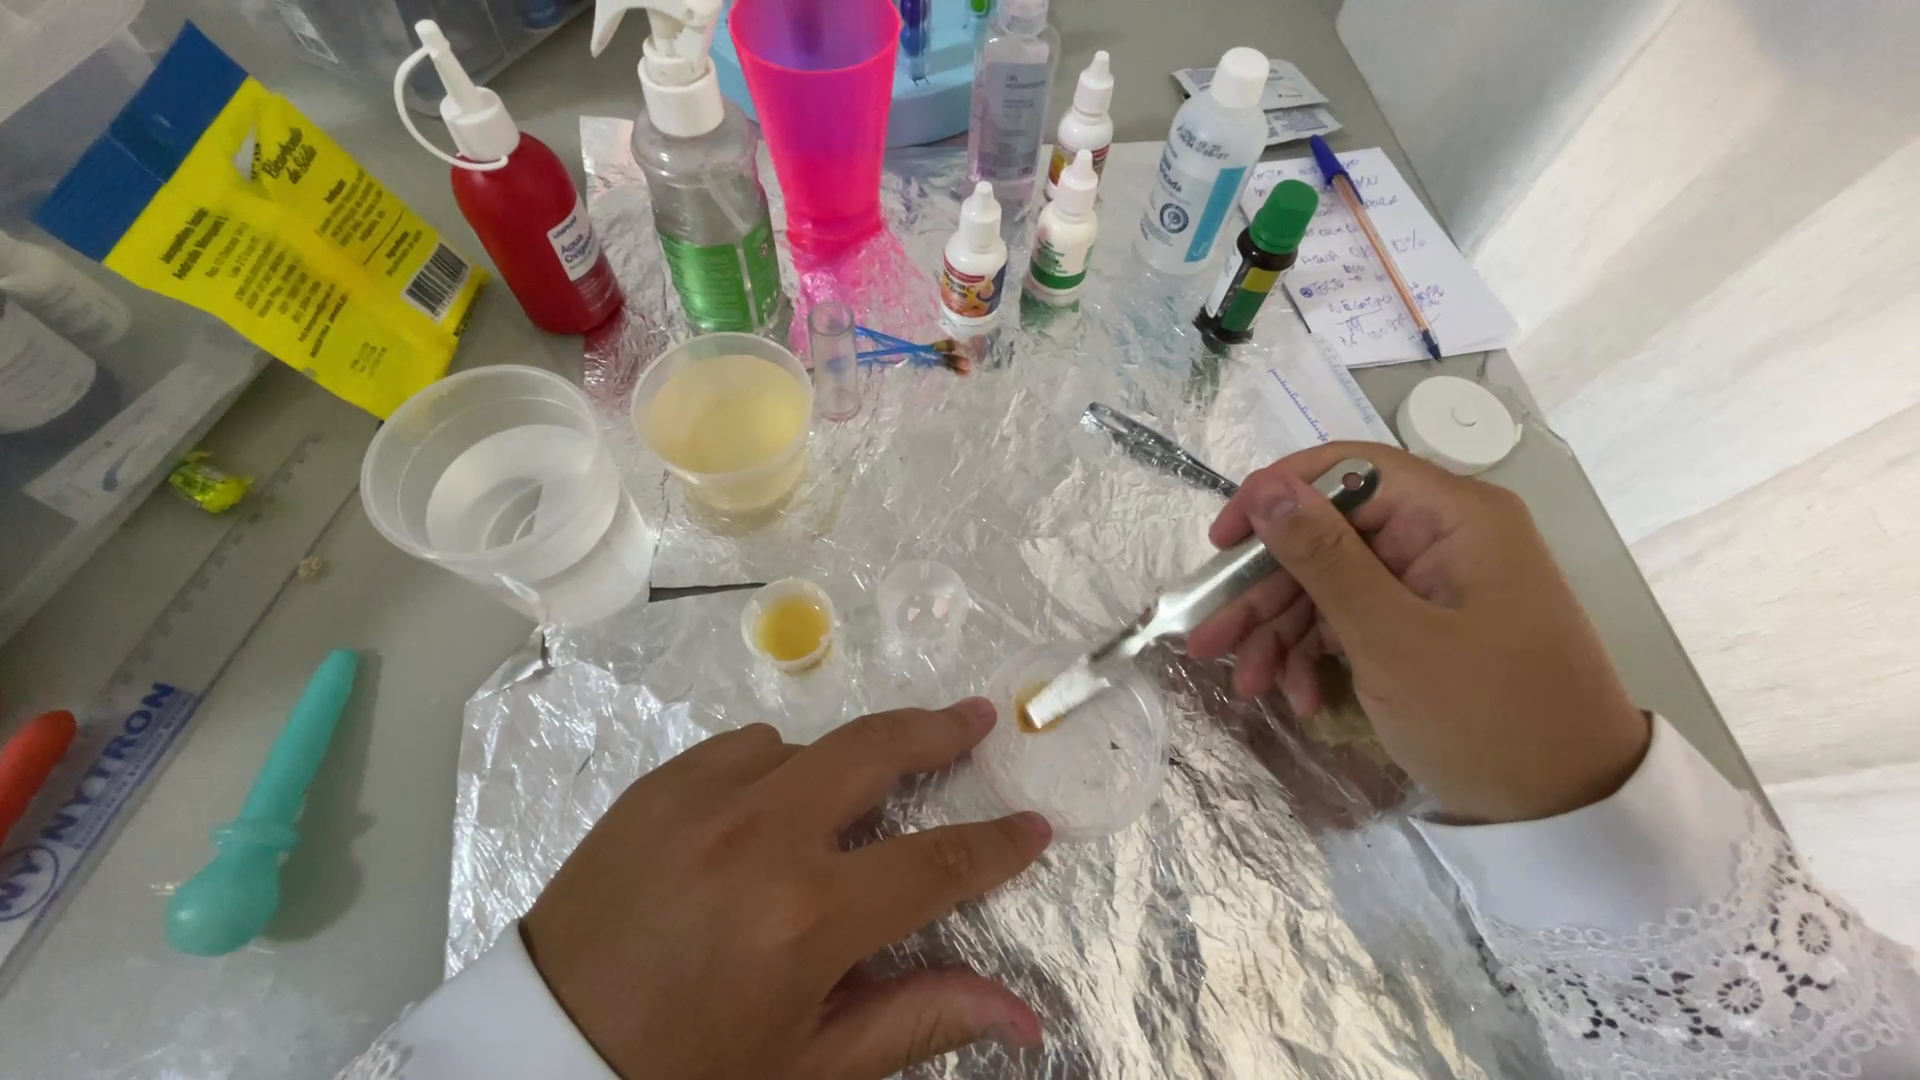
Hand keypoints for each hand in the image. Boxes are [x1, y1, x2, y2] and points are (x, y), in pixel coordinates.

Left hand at [522, 700, 1051, 1078]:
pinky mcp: (658, 782)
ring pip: (808, 746)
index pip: (938, 862)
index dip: (997, 843)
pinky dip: (771, 769)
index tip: (1033, 825)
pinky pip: (745, 748)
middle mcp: (762, 836)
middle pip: (877, 749)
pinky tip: (756, 814)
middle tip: (975, 718)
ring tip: (839, 810)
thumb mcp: (810, 1063)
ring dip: (840, 769)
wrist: (538, 1057)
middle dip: (938, 729)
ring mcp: (703, 796)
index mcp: (809, 918)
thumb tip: (1024, 1017)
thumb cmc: (687, 1072)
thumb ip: (921, 1019)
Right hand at [1188, 443, 1650, 823]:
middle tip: (1210, 640)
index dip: (1272, 499)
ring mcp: (1430, 583)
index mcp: (1451, 516)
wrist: (1569, 815)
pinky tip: (1297, 696)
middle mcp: (1440, 536)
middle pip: (1325, 537)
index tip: (1220, 546)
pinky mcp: (1422, 624)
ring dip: (1280, 633)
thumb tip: (1264, 486)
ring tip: (1248, 683)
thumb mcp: (1389, 637)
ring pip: (1328, 584)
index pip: (1343, 471)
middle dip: (1264, 593)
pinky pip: (1350, 620)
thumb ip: (1322, 556)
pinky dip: (1315, 655)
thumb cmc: (1487, 718)